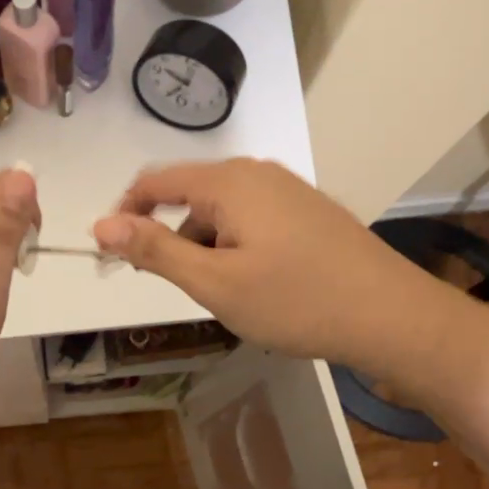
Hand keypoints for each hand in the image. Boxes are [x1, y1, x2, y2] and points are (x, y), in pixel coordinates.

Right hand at [92, 158, 466, 373]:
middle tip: (179, 289)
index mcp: (229, 182)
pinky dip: (234, 249)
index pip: (154, 181)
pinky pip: (250, 221)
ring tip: (224, 296)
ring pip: (221, 214)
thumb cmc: (295, 300)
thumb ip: (155, 251)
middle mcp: (257, 173)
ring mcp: (287, 191)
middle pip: (189, 196)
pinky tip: (255, 286)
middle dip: (170, 238)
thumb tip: (100, 225)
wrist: (389, 315)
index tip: (113, 256)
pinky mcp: (307, 212)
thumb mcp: (214, 282)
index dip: (125, 214)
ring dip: (205, 249)